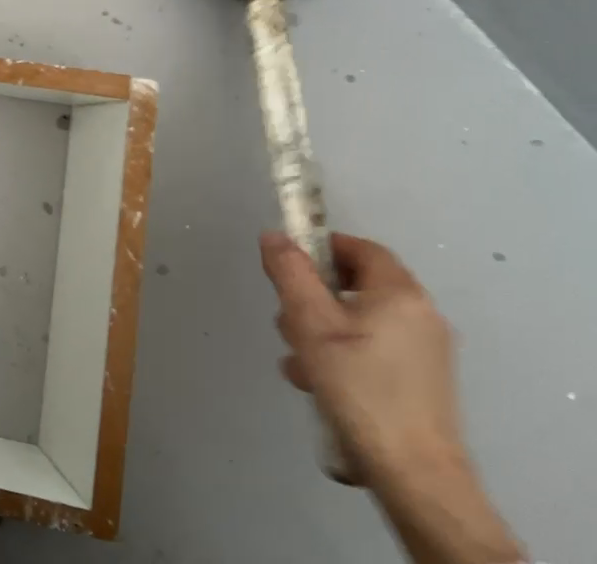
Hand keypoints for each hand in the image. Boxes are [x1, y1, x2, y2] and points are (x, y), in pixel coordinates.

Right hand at [262, 232, 521, 563]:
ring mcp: (424, 351)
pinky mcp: (418, 379)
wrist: (409, 465)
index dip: (322, 247)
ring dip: (318, 333)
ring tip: (301, 363)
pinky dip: (338, 356)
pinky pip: (367, 349)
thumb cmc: (356, 383)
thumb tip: (275, 235)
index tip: (286, 264)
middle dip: (310, 300)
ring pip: (354, 321)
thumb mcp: (309, 321)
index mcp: (401, 295)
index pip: (361, 249)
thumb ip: (290, 273)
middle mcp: (421, 317)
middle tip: (288, 323)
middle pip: (354, 287)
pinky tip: (318, 382)